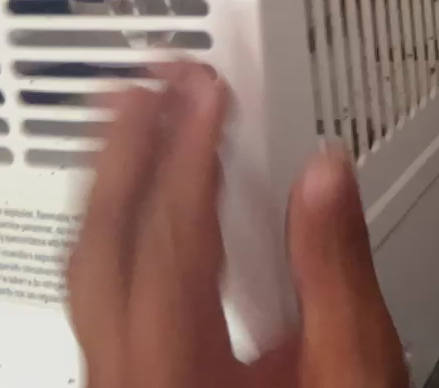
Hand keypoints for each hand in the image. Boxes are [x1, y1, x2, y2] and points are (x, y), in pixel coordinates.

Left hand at [68, 64, 406, 387]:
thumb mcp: (353, 368)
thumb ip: (336, 266)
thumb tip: (325, 170)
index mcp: (178, 380)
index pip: (173, 242)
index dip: (189, 155)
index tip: (205, 91)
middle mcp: (126, 386)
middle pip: (99, 255)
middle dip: (120, 154)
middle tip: (141, 81)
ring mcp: (117, 386)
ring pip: (85, 271)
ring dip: (107, 180)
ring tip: (124, 113)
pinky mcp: (129, 380)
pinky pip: (102, 285)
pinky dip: (118, 218)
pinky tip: (138, 186)